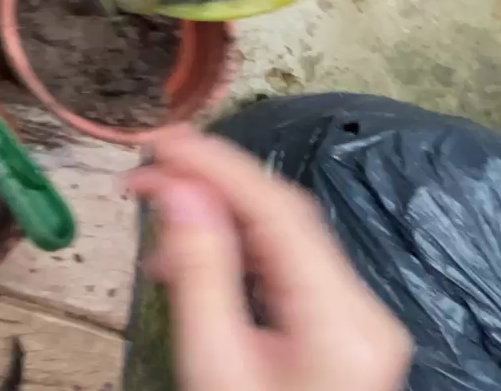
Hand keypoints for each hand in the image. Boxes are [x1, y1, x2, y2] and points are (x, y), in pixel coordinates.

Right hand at [129, 129, 412, 390]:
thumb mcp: (212, 361)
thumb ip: (198, 271)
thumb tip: (176, 189)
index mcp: (337, 319)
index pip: (276, 209)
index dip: (215, 162)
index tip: (158, 139)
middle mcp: (359, 307)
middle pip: (280, 212)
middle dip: (207, 177)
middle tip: (142, 168)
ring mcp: (352, 313)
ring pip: (277, 229)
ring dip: (212, 206)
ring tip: (151, 209)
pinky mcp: (336, 320)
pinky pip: (279, 257)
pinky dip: (228, 240)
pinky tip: (184, 254)